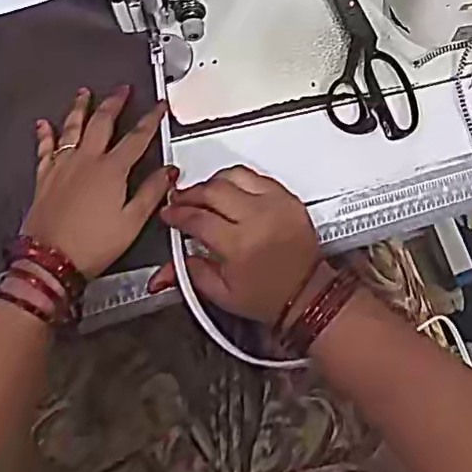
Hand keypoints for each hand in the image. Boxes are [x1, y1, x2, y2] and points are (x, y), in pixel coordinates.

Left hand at [22, 86, 173, 278]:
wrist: (48, 262)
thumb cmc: (90, 245)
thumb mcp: (132, 222)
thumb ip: (152, 192)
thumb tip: (168, 173)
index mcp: (111, 170)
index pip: (137, 136)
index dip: (151, 119)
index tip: (158, 107)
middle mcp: (86, 161)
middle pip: (102, 121)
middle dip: (114, 102)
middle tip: (122, 90)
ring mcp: (63, 167)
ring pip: (72, 127)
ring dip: (79, 108)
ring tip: (84, 94)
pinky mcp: (44, 178)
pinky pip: (44, 148)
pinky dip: (44, 134)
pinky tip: (43, 124)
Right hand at [146, 166, 319, 323]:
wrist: (306, 294)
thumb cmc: (269, 297)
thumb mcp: (222, 294)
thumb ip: (190, 273)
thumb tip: (165, 266)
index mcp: (240, 245)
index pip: (198, 218)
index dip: (177, 213)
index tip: (170, 213)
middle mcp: (259, 219)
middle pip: (213, 190)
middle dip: (191, 193)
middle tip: (182, 200)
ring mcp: (276, 204)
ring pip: (235, 175)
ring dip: (215, 181)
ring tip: (205, 193)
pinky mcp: (288, 198)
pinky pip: (258, 177)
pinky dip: (240, 181)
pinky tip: (232, 190)